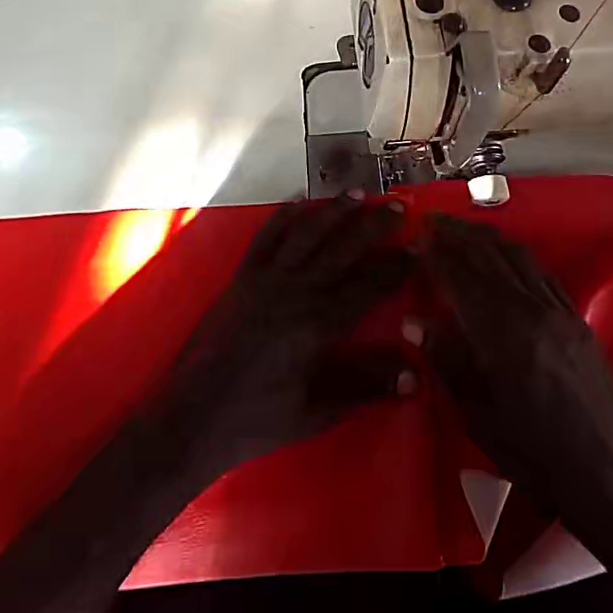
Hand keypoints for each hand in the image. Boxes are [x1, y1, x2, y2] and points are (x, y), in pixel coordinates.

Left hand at [154, 193, 414, 470]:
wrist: (193, 415)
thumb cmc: (258, 419)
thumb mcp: (317, 411)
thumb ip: (365, 387)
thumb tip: (415, 374)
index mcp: (316, 324)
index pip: (368, 285)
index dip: (396, 265)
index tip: (419, 246)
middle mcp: (293, 291)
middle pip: (342, 249)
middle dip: (374, 225)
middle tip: (398, 204)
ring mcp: (264, 279)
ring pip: (306, 235)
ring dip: (334, 211)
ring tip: (357, 193)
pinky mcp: (241, 278)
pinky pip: (265, 239)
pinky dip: (284, 217)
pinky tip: (297, 201)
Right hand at [420, 216, 612, 612]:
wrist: (610, 474)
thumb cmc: (535, 454)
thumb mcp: (479, 416)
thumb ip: (447, 362)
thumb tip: (412, 322)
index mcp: (504, 334)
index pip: (462, 277)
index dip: (437, 253)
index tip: (415, 235)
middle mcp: (534, 310)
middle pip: (491, 256)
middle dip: (459, 234)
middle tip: (432, 221)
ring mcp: (560, 311)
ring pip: (519, 258)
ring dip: (487, 239)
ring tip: (462, 231)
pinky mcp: (577, 319)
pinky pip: (541, 273)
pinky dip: (515, 257)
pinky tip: (503, 258)